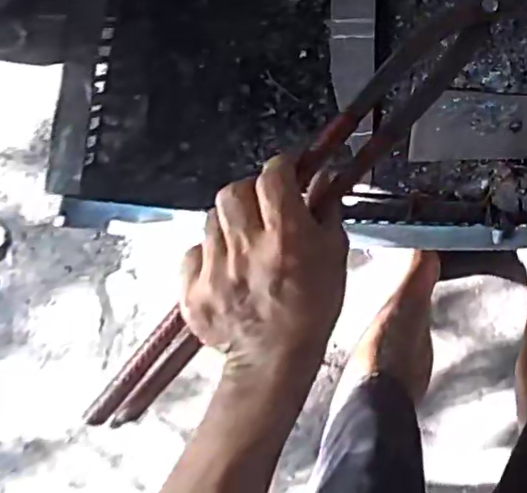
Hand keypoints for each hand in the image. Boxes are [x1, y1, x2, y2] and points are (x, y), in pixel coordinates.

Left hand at [180, 155, 348, 388]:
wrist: (275, 360)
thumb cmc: (313, 306)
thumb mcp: (334, 250)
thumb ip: (326, 208)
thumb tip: (320, 177)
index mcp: (286, 235)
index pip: (273, 175)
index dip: (282, 165)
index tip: (288, 169)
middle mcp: (247, 248)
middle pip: (233, 190)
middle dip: (251, 189)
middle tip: (263, 201)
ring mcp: (215, 271)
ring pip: (212, 218)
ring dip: (230, 220)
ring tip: (245, 237)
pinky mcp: (192, 291)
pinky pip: (193, 251)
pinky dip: (208, 251)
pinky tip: (227, 263)